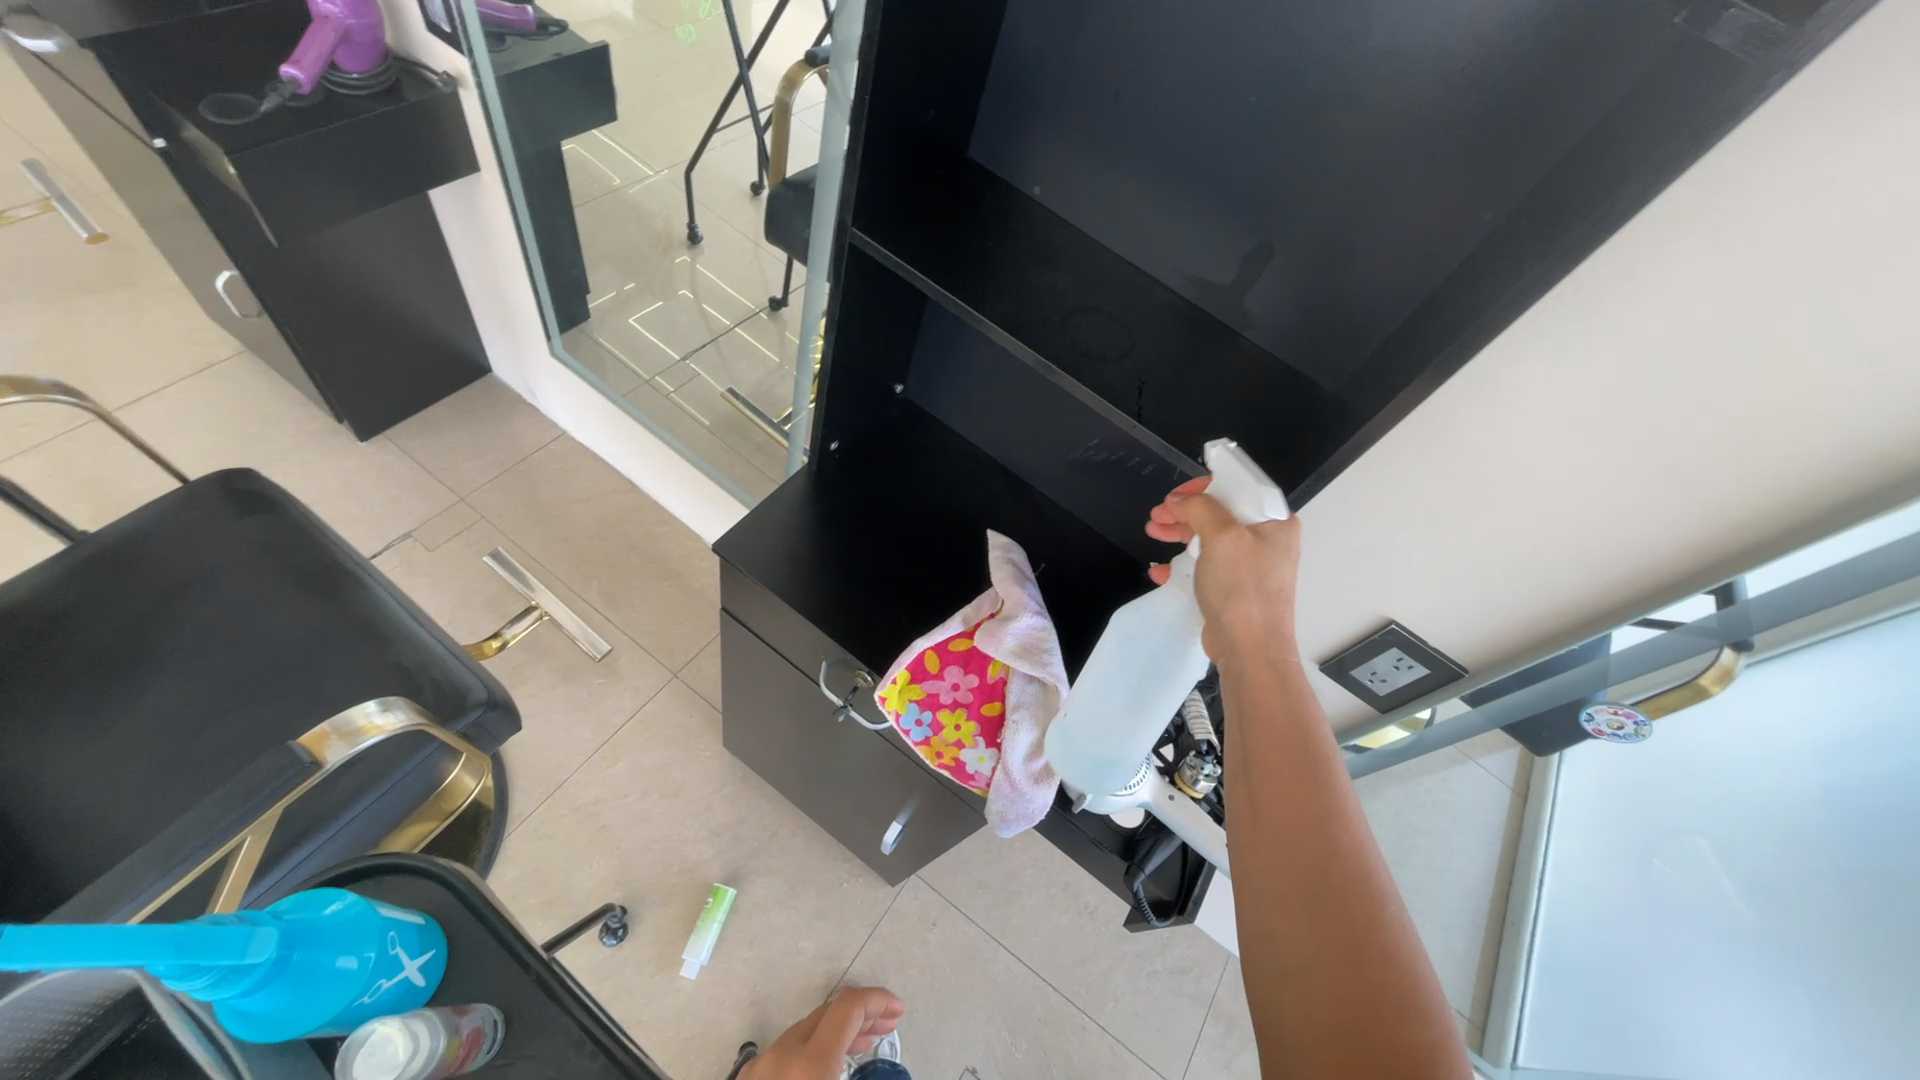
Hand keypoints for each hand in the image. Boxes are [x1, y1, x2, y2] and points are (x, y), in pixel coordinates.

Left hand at [741, 987, 905, 1078]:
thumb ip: (866, 1071)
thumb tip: (882, 1050)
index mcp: (809, 1062)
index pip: (848, 1007)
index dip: (878, 999)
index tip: (898, 1008)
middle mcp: (780, 1056)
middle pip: (826, 1015)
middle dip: (862, 1013)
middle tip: (889, 1023)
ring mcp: (758, 1068)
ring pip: (804, 1032)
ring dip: (837, 1032)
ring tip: (865, 1041)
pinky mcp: (746, 1079)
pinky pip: (784, 1053)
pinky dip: (811, 1049)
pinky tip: (824, 1062)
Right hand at [1145, 476, 1302, 665]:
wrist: (1250, 649)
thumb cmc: (1242, 588)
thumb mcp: (1222, 536)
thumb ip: (1200, 508)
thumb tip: (1180, 501)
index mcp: (1275, 522)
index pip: (1238, 489)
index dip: (1203, 488)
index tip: (1174, 496)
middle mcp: (1267, 541)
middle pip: (1220, 514)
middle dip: (1185, 513)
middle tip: (1157, 516)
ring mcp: (1250, 567)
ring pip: (1209, 539)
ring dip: (1179, 535)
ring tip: (1153, 533)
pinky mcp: (1234, 589)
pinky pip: (1206, 567)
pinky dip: (1183, 565)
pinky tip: (1161, 571)